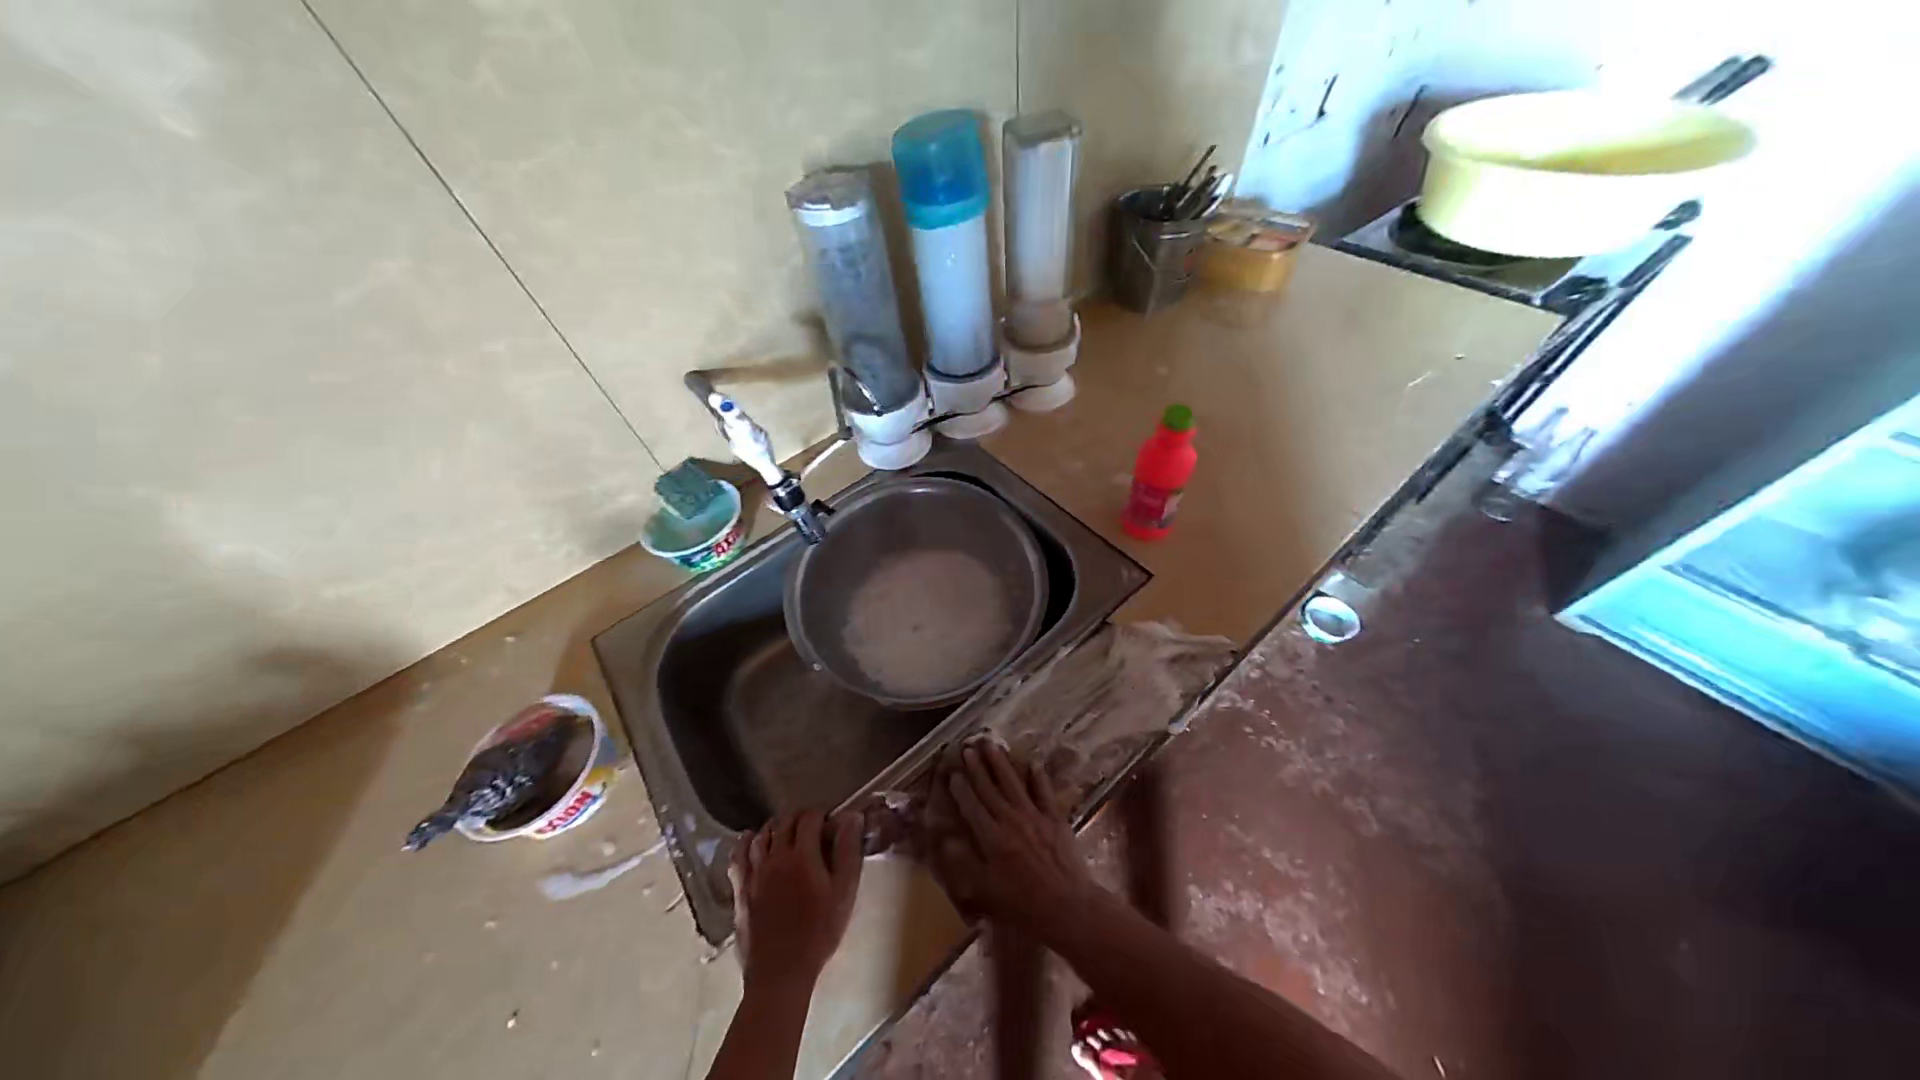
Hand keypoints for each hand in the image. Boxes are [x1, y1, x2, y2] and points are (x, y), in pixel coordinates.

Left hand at [727, 810, 864, 992]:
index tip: (831, 823)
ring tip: (787, 831)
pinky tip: (750, 838)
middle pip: (785, 822)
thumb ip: (848, 851)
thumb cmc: (819, 932)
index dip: (822, 815)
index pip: (810, 818)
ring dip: (776, 827)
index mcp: (802, 855)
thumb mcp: (844, 892)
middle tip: (813, 827)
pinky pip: (738, 857)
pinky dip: (744, 842)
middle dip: (800, 817)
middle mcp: (775, 857)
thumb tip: (851, 816)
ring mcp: (754, 873)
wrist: (780, 973)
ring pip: (762, 836)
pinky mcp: (740, 890)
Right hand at [925, 741, 1098, 929]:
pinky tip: (1033, 761)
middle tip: (967, 747)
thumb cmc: (1022, 903)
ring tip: (991, 744)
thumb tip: (945, 838)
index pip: (971, 806)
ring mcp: (1034, 816)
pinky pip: (1044, 791)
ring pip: (1012, 783)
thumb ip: (964, 862)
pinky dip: (1038, 776)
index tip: (952, 772)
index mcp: (991, 837)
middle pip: (989, 789)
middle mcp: (1010, 820)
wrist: (1067, 906)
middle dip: (977, 768)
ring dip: (1000, 763)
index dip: (960, 788)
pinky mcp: (1054, 818)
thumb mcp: (984, 889)